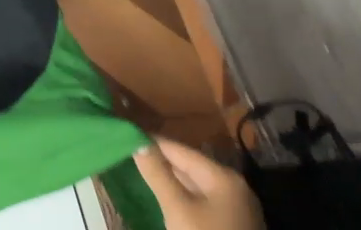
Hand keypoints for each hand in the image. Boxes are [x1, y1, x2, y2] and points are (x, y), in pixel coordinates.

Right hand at [133, 138, 263, 229]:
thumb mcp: (177, 209)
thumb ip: (157, 174)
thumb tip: (136, 142)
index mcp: (223, 177)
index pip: (179, 149)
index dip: (151, 143)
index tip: (124, 139)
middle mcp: (233, 188)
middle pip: (188, 167)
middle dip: (160, 163)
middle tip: (128, 158)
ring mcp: (236, 210)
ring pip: (194, 187)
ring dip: (169, 182)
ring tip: (140, 177)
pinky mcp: (233, 228)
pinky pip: (202, 204)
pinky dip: (182, 200)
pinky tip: (164, 203)